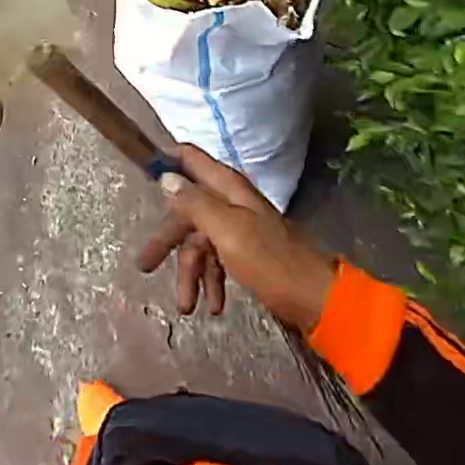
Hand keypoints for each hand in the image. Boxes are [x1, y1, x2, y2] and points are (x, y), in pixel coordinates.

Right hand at [137, 145, 336, 330]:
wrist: (322, 303)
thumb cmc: (272, 262)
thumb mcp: (227, 230)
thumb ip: (194, 202)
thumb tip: (165, 178)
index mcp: (227, 188)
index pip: (190, 157)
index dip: (166, 161)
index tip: (143, 172)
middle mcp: (230, 203)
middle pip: (186, 209)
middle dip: (167, 239)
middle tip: (146, 265)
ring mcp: (239, 229)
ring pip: (199, 241)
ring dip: (191, 272)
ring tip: (187, 306)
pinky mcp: (247, 255)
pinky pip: (217, 261)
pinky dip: (211, 281)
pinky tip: (214, 306)